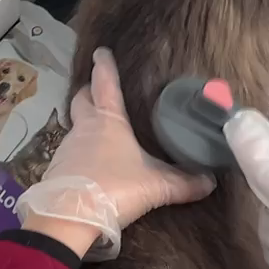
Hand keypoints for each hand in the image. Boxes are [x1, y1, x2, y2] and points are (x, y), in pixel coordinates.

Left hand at [15, 49, 214, 260]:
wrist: (69, 217)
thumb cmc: (113, 187)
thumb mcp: (155, 186)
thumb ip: (183, 182)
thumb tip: (211, 181)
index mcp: (108, 120)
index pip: (105, 83)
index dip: (105, 65)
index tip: (102, 51)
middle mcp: (84, 128)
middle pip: (81, 99)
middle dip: (88, 91)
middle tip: (97, 89)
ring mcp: (66, 148)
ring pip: (74, 127)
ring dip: (84, 125)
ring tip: (99, 131)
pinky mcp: (57, 170)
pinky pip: (70, 153)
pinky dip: (79, 153)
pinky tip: (89, 165)